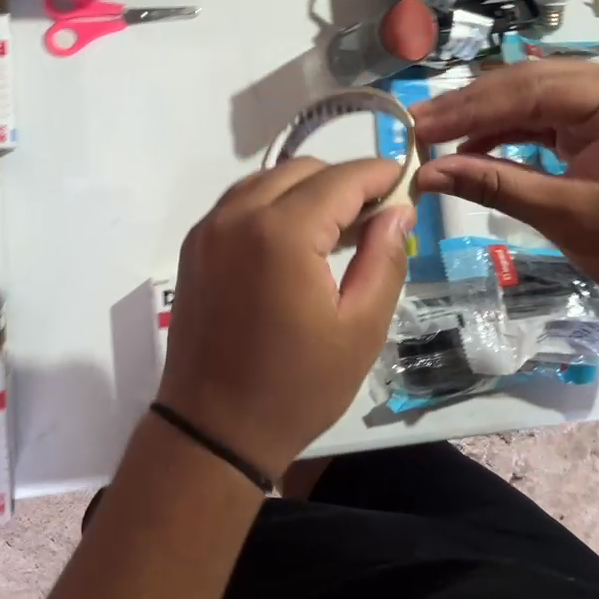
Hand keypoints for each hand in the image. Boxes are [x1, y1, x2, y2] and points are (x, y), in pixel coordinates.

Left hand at [158, 158, 412, 480]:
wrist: (213, 427)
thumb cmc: (296, 386)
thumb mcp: (359, 329)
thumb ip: (383, 258)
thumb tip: (398, 210)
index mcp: (281, 233)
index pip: (338, 180)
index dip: (377, 174)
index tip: (404, 178)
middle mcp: (237, 216)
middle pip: (300, 171)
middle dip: (342, 180)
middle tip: (376, 212)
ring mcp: (208, 229)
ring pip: (265, 180)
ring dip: (305, 188)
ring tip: (339, 224)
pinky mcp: (193, 246)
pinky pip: (238, 202)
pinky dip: (271, 203)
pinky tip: (295, 237)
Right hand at [410, 60, 598, 309]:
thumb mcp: (567, 215)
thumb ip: (494, 184)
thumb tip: (426, 174)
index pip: (532, 90)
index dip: (468, 108)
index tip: (416, 125)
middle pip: (529, 85)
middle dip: (470, 107)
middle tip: (415, 126)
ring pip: (533, 98)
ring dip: (483, 117)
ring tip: (433, 134)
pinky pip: (546, 119)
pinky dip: (507, 132)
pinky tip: (471, 145)